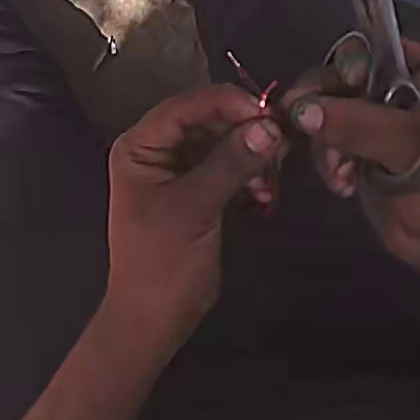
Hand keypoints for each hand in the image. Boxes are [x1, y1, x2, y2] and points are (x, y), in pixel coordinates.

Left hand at [104, 85, 283, 349]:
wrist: (157, 317)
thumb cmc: (162, 262)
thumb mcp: (194, 208)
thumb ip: (230, 164)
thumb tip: (270, 128)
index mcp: (140, 147)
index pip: (183, 108)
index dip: (224, 102)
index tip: (264, 110)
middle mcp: (158, 150)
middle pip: (208, 122)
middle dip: (244, 132)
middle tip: (280, 146)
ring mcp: (180, 169)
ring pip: (224, 143)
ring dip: (252, 157)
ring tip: (267, 185)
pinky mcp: (201, 188)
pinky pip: (231, 166)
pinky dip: (250, 176)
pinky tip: (263, 196)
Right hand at [282, 38, 419, 289]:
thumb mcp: (411, 146)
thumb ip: (357, 123)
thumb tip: (300, 110)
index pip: (374, 48)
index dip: (348, 63)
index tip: (332, 89)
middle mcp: (397, 93)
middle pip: (341, 79)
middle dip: (322, 105)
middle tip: (302, 125)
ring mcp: (376, 126)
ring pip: (326, 112)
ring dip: (323, 141)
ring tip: (339, 172)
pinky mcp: (359, 155)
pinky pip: (327, 144)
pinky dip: (327, 161)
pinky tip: (342, 184)